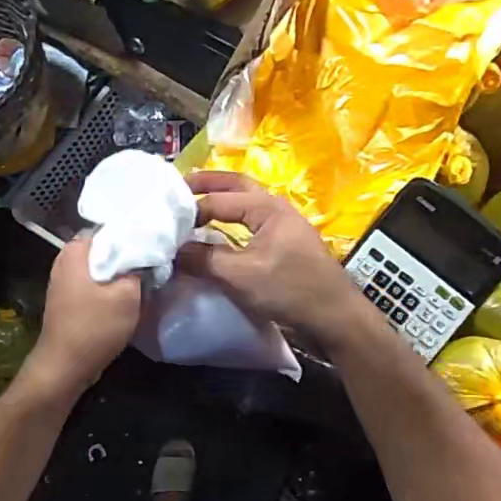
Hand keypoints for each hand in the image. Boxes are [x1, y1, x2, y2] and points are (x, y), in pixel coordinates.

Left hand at [21, 236, 142, 395]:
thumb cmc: (95, 327)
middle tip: (157, 265)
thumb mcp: (127, 295)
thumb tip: (147, 254)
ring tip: (147, 281)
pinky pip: (94, 285)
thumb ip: (139, 268)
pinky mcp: (67, 299)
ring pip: (101, 269)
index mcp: (76, 250)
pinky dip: (110, 289)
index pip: (113, 230)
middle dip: (130, 257)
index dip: (137, 237)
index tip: (159, 247)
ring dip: (121, 276)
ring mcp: (64, 281)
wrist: (65, 366)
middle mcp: (65, 260)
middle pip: (106, 250)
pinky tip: (127, 299)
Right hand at [177, 171, 365, 341]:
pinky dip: (233, 221)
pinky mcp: (286, 245)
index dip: (191, 209)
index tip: (166, 221)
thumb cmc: (289, 290)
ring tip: (196, 208)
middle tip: (179, 189)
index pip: (219, 199)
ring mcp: (284, 226)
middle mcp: (276, 208)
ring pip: (246, 204)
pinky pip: (252, 222)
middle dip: (208, 184)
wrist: (334, 316)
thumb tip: (174, 250)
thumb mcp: (241, 276)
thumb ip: (204, 260)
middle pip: (237, 186)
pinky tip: (221, 234)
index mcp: (267, 207)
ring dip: (222, 201)